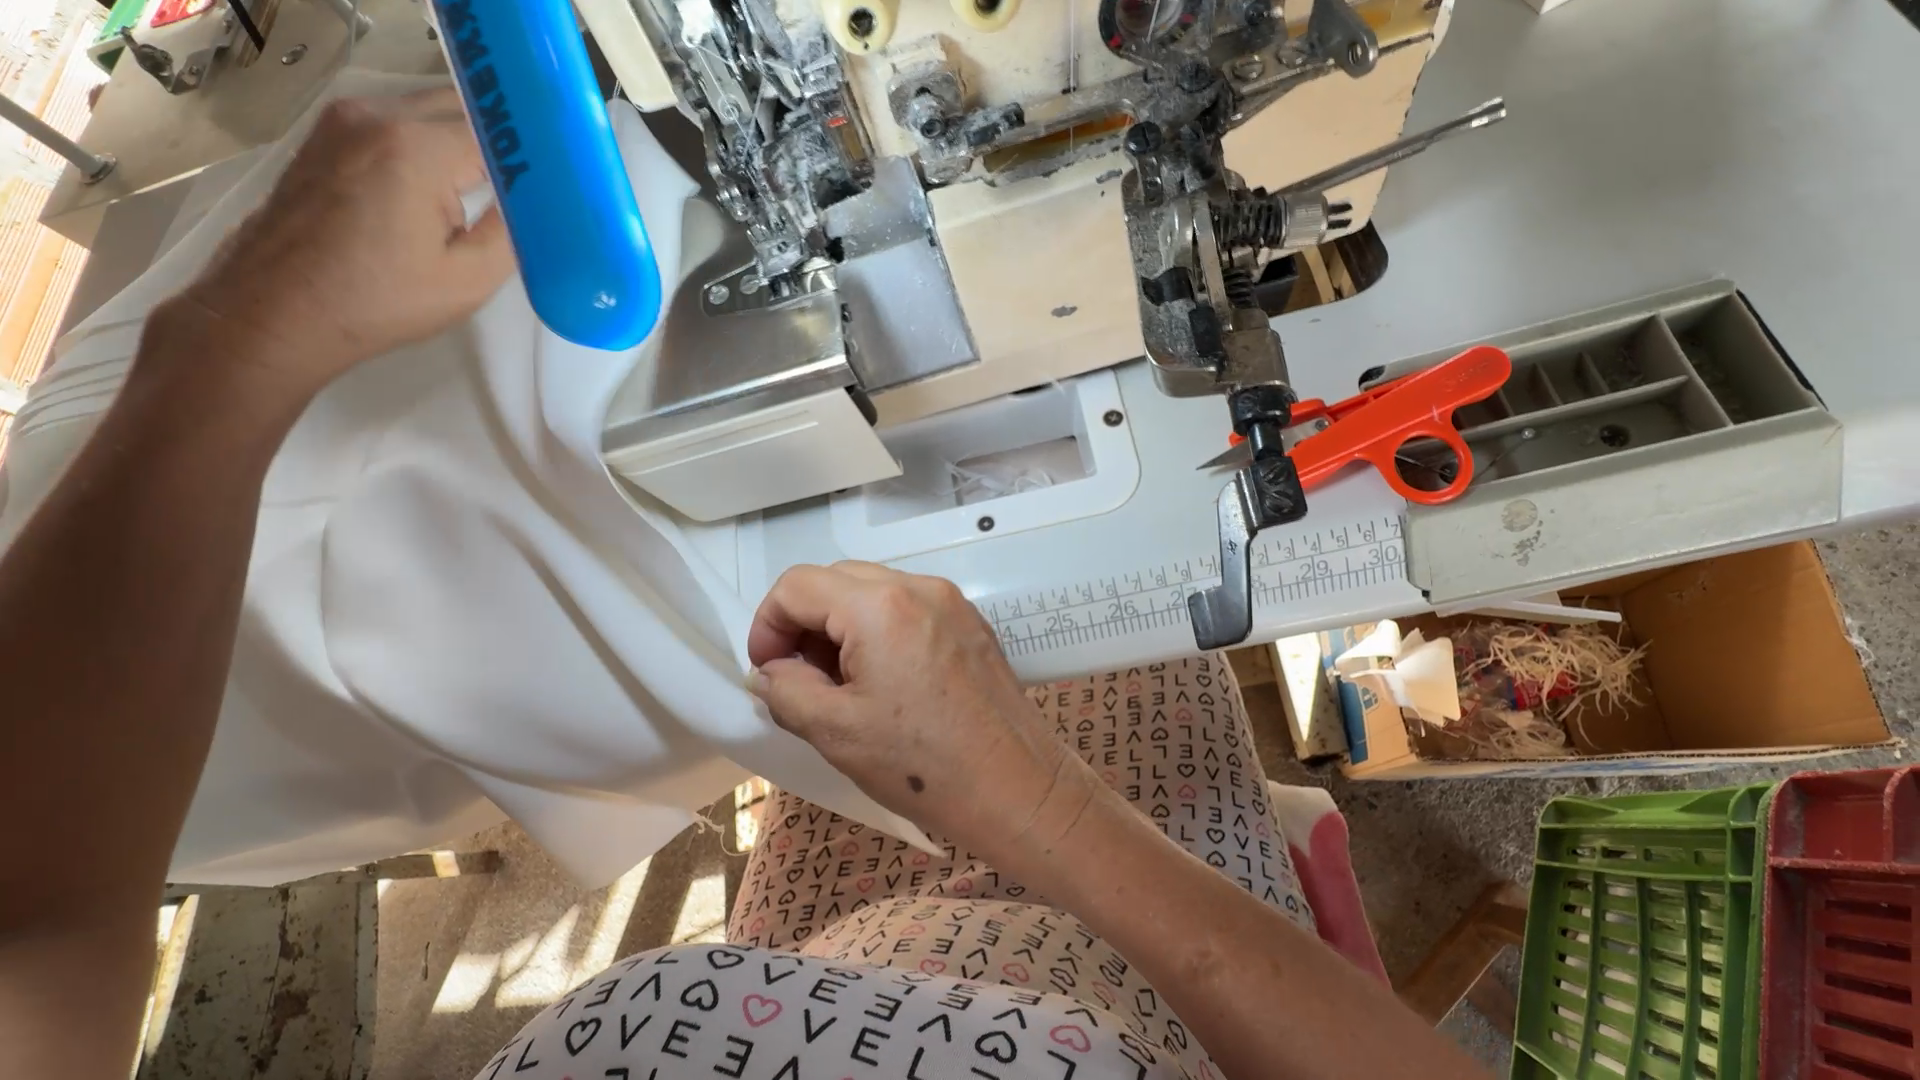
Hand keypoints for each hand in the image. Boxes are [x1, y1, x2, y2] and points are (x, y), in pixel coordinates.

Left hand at [158, 87, 512, 401]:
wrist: (276, 309)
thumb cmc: (380, 300)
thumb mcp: (469, 278)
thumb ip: (511, 230)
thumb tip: (540, 204)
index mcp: (416, 147)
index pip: (499, 132)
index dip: (536, 154)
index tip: (563, 178)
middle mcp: (376, 115)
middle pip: (463, 108)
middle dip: (502, 142)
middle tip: (538, 183)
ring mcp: (344, 119)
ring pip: (429, 112)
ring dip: (465, 142)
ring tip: (497, 187)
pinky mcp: (327, 135)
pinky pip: (397, 124)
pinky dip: (429, 145)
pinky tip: (446, 185)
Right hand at [746, 563, 1101, 854]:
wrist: (1016, 789)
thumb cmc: (921, 766)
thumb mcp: (834, 731)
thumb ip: (785, 689)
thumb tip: (769, 671)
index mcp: (879, 606)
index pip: (796, 586)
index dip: (767, 626)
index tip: (768, 672)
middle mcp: (918, 586)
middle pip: (834, 581)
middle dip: (804, 624)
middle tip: (801, 680)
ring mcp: (951, 601)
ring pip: (871, 591)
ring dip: (841, 627)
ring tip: (842, 685)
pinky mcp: (970, 623)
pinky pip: (907, 608)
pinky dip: (879, 631)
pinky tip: (884, 682)